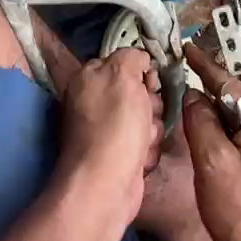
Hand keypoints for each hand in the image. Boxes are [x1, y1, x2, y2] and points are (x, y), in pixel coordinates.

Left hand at [57, 48, 161, 220]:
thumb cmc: (114, 125)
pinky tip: (141, 158)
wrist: (105, 184)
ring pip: (147, 118)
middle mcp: (94, 103)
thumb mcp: (123, 75)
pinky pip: (146, 144)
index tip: (150, 81)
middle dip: (150, 104)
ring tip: (142, 141)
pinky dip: (147, 151)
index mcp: (88, 79)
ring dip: (151, 129)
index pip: (122, 62)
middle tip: (145, 113)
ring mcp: (107, 131)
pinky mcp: (120, 155)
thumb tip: (139, 58)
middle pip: (139, 92)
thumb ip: (131, 56)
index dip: (140, 71)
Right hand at [181, 45, 240, 240]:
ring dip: (215, 124)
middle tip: (177, 98)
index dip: (204, 67)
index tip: (186, 47)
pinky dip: (226, 139)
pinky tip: (209, 150)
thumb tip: (192, 94)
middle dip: (207, 102)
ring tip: (190, 129)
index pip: (230, 84)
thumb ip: (200, 121)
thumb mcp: (212, 162)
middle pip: (236, 102)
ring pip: (240, 121)